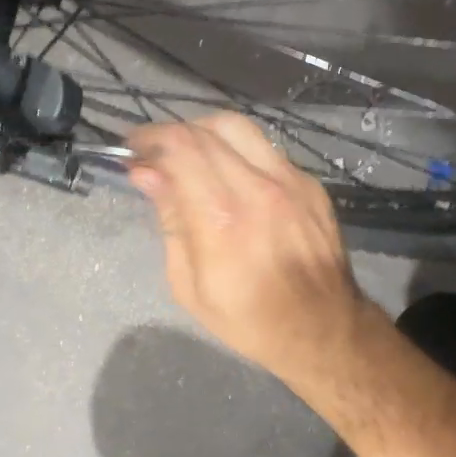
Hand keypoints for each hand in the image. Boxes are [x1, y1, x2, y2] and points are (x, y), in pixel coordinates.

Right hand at [126, 113, 378, 380]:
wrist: (322, 328)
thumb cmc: (249, 320)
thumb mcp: (190, 288)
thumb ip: (171, 223)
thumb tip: (148, 176)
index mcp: (221, 219)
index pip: (179, 148)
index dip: (149, 141)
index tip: (133, 151)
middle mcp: (257, 188)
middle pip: (205, 131)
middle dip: (170, 134)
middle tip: (154, 152)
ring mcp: (289, 182)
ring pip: (238, 127)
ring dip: (204, 133)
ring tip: (190, 153)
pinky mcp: (310, 185)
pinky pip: (266, 150)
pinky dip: (238, 152)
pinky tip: (230, 175)